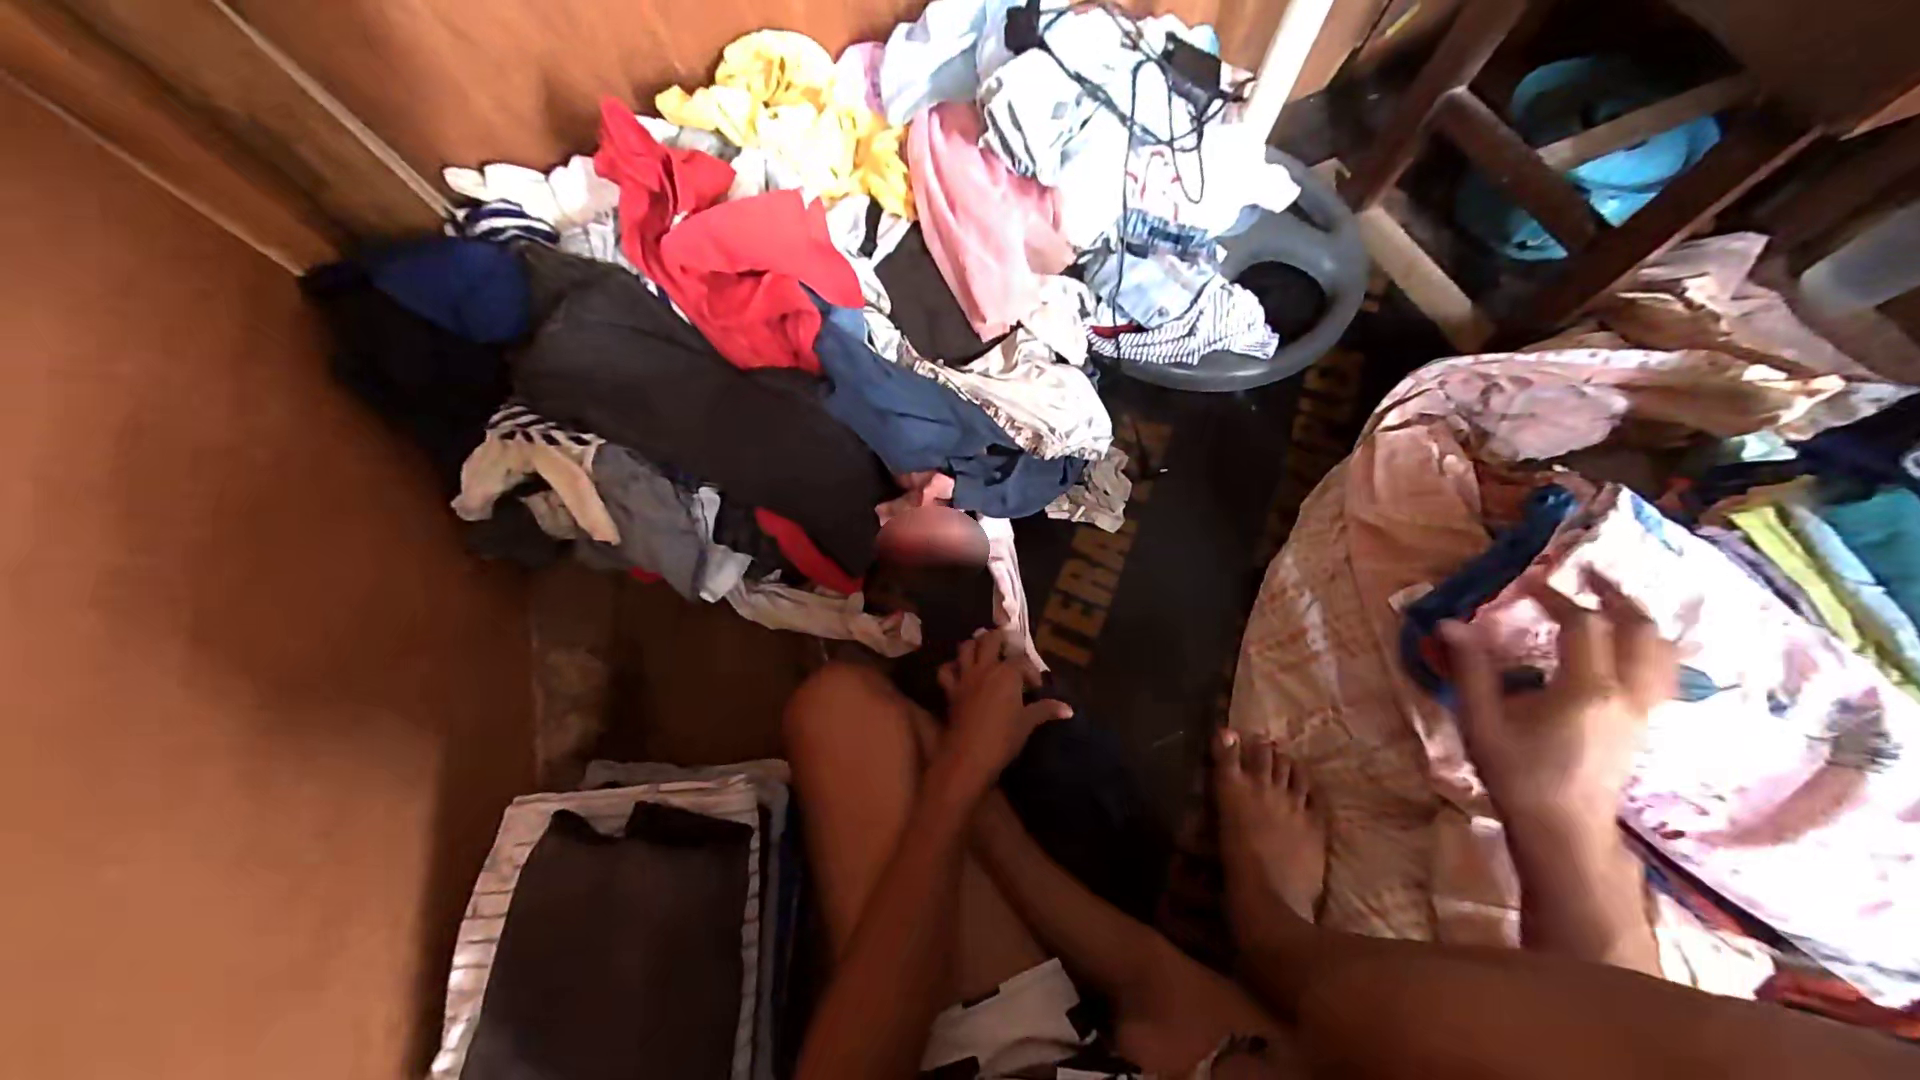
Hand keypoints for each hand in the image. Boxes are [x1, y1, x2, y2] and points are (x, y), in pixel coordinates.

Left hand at [935, 629, 1071, 783]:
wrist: (969, 755)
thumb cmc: (1003, 738)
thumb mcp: (1028, 723)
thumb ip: (1046, 710)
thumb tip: (1068, 709)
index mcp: (1007, 673)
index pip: (1022, 660)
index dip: (1031, 670)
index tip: (1035, 686)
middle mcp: (985, 668)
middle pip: (990, 640)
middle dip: (999, 638)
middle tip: (1007, 644)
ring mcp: (965, 677)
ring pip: (966, 648)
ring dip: (974, 644)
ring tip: (982, 648)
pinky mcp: (950, 690)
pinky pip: (946, 670)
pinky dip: (951, 666)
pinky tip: (959, 670)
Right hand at [1441, 569, 1675, 831]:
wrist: (1564, 829)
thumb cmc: (1518, 774)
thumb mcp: (1482, 720)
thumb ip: (1470, 669)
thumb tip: (1449, 623)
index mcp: (1587, 690)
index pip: (1583, 625)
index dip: (1555, 597)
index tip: (1526, 583)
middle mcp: (1627, 694)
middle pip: (1641, 630)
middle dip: (1615, 596)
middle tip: (1585, 575)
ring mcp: (1644, 710)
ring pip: (1662, 651)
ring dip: (1637, 619)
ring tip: (1608, 603)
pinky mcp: (1644, 723)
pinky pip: (1661, 671)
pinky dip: (1644, 646)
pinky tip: (1619, 646)